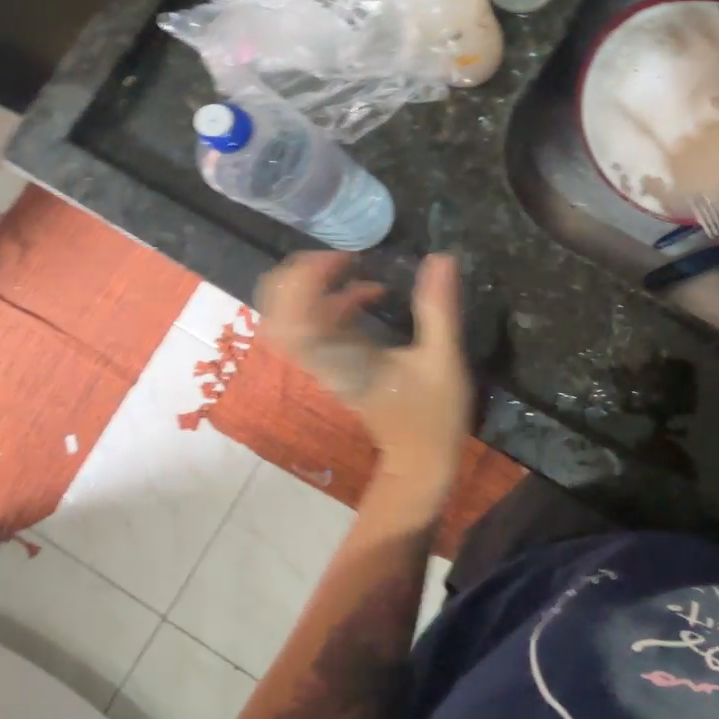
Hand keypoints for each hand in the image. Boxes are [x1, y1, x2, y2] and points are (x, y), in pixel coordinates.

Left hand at [255, 252, 474, 491]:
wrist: (419, 462)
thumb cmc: (432, 415)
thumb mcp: (442, 359)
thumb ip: (439, 309)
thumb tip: (441, 259)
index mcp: (339, 357)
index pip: (293, 313)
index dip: (308, 276)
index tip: (348, 257)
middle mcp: (321, 358)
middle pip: (277, 310)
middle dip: (300, 274)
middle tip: (341, 257)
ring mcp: (324, 362)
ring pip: (290, 316)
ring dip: (313, 285)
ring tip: (353, 267)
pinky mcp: (334, 363)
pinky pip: (313, 325)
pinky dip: (331, 301)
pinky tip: (368, 293)